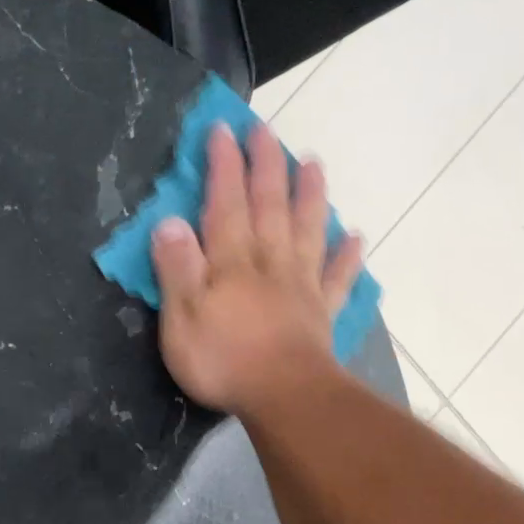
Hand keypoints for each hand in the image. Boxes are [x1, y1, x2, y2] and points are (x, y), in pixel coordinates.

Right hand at [150, 121, 364, 415]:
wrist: (284, 393)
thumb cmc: (221, 357)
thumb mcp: (181, 315)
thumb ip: (177, 268)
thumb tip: (169, 222)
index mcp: (231, 261)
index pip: (226, 203)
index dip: (223, 167)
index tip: (222, 130)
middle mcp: (269, 261)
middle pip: (269, 205)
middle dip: (265, 165)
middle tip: (265, 131)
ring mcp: (299, 284)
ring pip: (306, 228)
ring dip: (309, 194)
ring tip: (312, 163)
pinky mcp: (318, 312)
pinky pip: (336, 276)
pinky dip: (346, 254)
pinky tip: (355, 236)